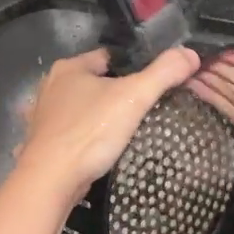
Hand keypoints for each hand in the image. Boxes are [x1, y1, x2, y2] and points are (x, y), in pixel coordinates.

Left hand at [15, 46, 201, 199]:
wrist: (51, 180)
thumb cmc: (91, 133)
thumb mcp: (134, 98)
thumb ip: (163, 74)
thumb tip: (191, 54)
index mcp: (70, 68)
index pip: (108, 57)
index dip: (132, 66)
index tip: (152, 82)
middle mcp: (51, 86)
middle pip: (92, 83)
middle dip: (113, 92)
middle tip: (142, 108)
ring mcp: (43, 116)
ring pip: (78, 109)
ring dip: (95, 116)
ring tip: (122, 130)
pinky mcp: (42, 144)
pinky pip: (69, 134)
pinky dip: (81, 138)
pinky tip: (96, 149)